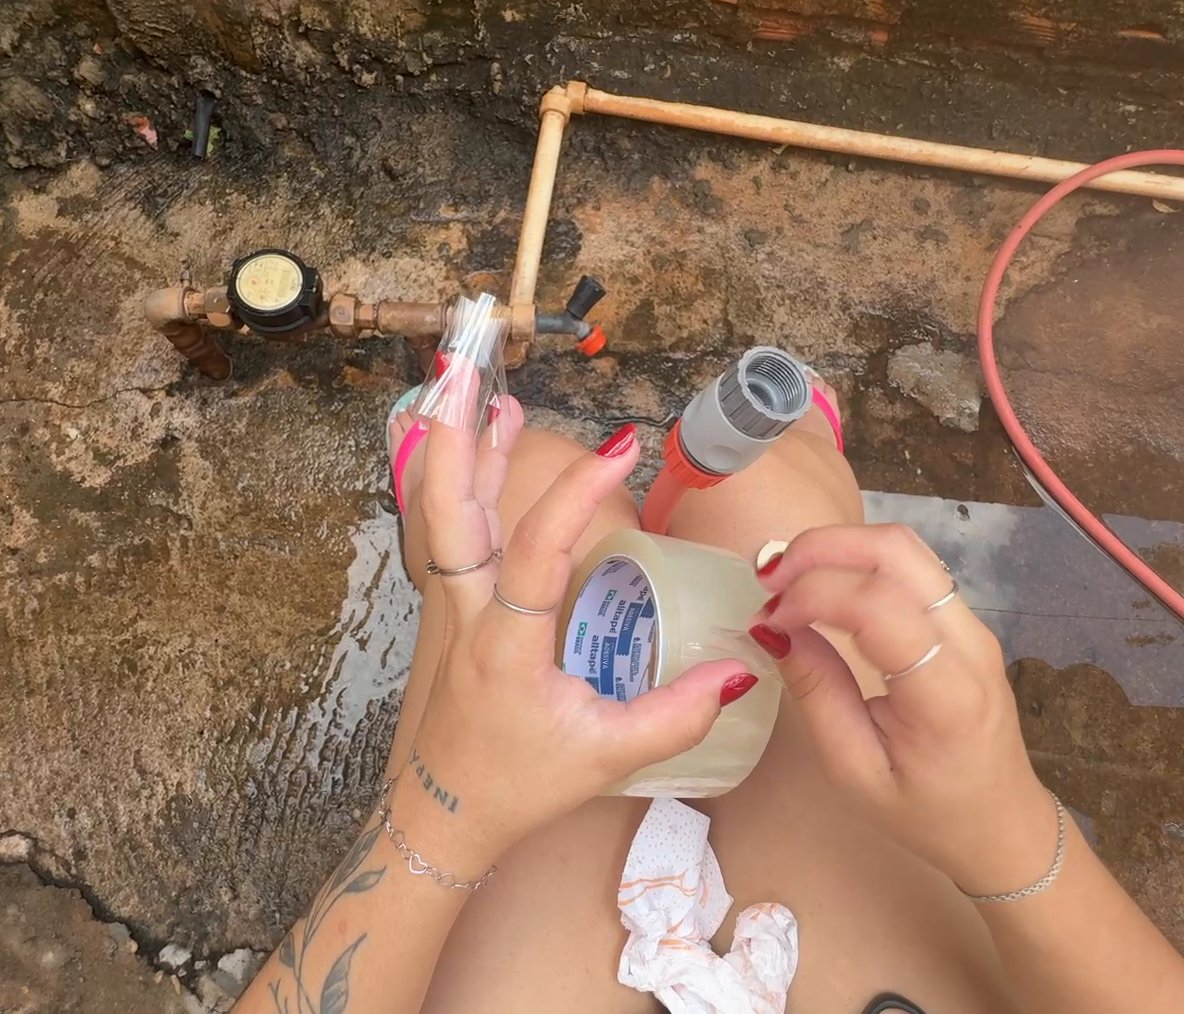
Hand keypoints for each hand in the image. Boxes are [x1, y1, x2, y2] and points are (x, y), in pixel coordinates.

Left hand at [399, 411, 755, 872]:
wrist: (448, 811)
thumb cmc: (524, 784)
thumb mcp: (609, 756)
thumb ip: (677, 714)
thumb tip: (739, 669)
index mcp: (507, 643)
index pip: (539, 549)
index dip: (578, 494)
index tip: (626, 447)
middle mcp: (469, 611)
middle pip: (447, 511)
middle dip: (453, 437)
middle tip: (462, 372)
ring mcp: (453, 605)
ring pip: (443, 514)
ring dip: (455, 449)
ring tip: (473, 389)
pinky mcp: (456, 606)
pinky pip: (456, 531)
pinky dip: (466, 482)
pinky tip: (480, 449)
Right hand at [747, 524, 1058, 896]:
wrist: (1002, 826)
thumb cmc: (926, 813)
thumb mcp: (854, 769)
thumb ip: (815, 692)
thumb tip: (770, 629)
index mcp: (945, 692)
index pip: (876, 605)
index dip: (811, 595)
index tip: (767, 620)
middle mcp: (967, 640)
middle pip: (893, 550)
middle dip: (819, 548)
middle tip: (770, 581)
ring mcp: (970, 622)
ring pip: (901, 545)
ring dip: (836, 546)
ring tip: (788, 578)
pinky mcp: (960, 617)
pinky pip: (906, 563)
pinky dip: (854, 558)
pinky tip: (821, 583)